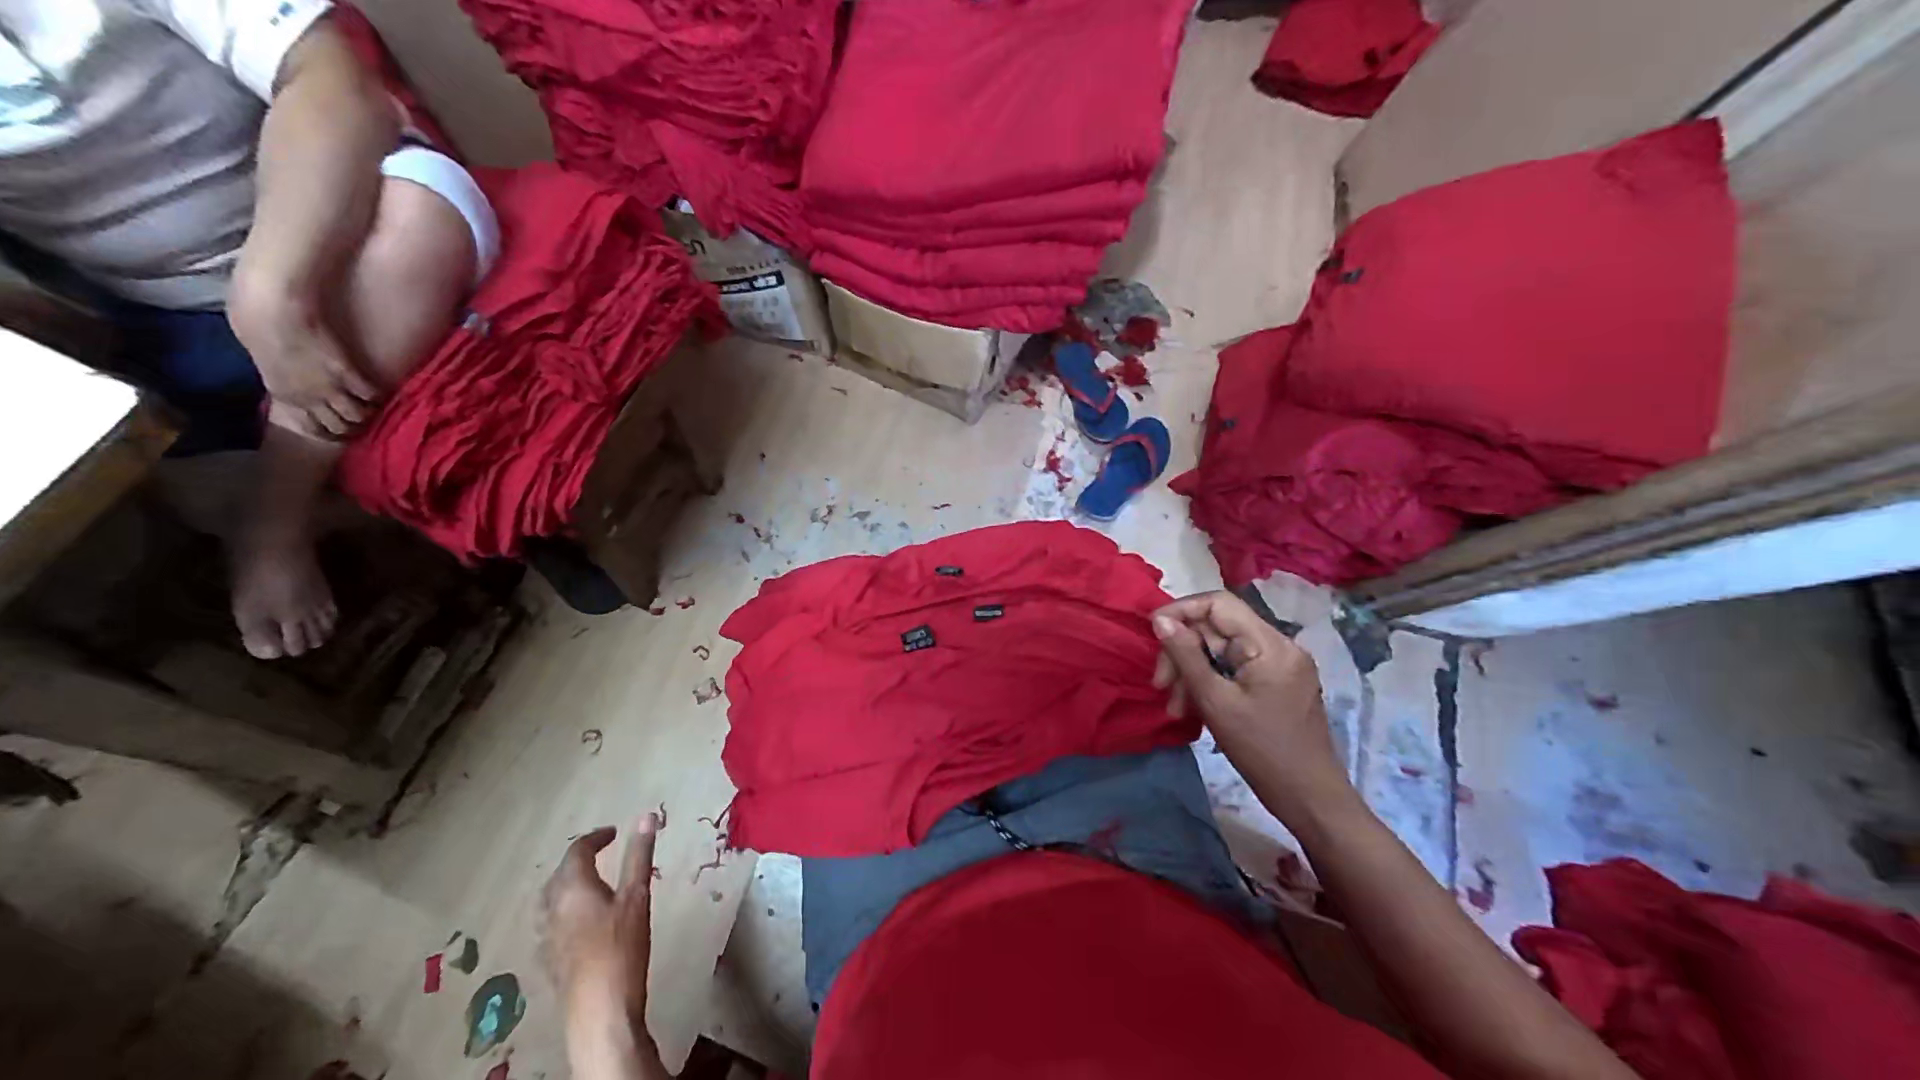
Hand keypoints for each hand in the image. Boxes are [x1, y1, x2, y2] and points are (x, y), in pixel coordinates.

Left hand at [227, 281, 380, 438]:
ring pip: (358, 416)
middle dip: (352, 425)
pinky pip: (370, 394)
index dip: (329, 431)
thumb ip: (281, 374)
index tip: (340, 428)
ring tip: (374, 406)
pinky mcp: (348, 374)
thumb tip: (292, 376)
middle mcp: (309, 398)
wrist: (272, 309)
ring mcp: (330, 387)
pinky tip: (381, 390)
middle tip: (362, 418)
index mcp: (283, 394)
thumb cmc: (254, 323)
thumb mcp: (262, 358)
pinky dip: (377, 395)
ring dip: (368, 412)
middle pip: (339, 427)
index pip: (312, 428)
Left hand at [540, 814, 658, 1028]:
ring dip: (568, 885)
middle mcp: (552, 909)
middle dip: (579, 860)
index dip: (595, 838)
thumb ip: (640, 855)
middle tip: (603, 855)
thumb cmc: (622, 947)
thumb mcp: (637, 896)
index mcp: (573, 888)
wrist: (599, 1010)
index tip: (614, 833)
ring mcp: (546, 937)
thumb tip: (647, 816)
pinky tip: (579, 922)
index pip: (577, 851)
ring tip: (590, 884)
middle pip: (559, 875)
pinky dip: (564, 910)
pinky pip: (550, 923)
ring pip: (550, 900)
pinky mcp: (548, 961)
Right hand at [1151, 592, 1355, 821]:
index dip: (1181, 611)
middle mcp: (1280, 646)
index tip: (1153, 634)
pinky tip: (1194, 708)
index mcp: (1270, 644)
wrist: (1310, 798)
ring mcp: (1281, 666)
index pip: (1219, 603)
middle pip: (1218, 629)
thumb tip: (1160, 621)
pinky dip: (1212, 683)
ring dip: (1193, 671)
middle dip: (1184, 651)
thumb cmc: (1261, 750)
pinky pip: (1236, 669)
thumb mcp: (1215, 702)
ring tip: (1174, 707)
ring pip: (1224, 651)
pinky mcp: (1279, 684)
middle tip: (1160, 685)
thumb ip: (1186, 656)